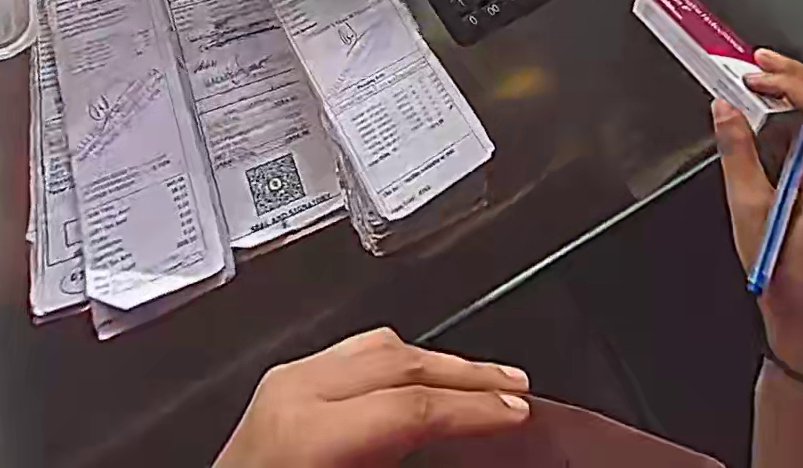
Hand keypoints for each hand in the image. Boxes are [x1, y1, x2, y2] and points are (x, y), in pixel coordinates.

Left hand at [214, 327, 531, 467]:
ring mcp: (288, 378)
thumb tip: (455, 441)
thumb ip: (401, 459)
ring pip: (381, 345)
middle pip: (400, 360)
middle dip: (465, 373)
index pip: (408, 406)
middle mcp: (295, 389)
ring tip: (480, 379)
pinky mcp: (288, 380)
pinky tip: (426, 373)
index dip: (471, 407)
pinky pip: (356, 353)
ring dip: (437, 360)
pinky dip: (402, 359)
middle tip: (513, 386)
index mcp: (304, 433)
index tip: (515, 410)